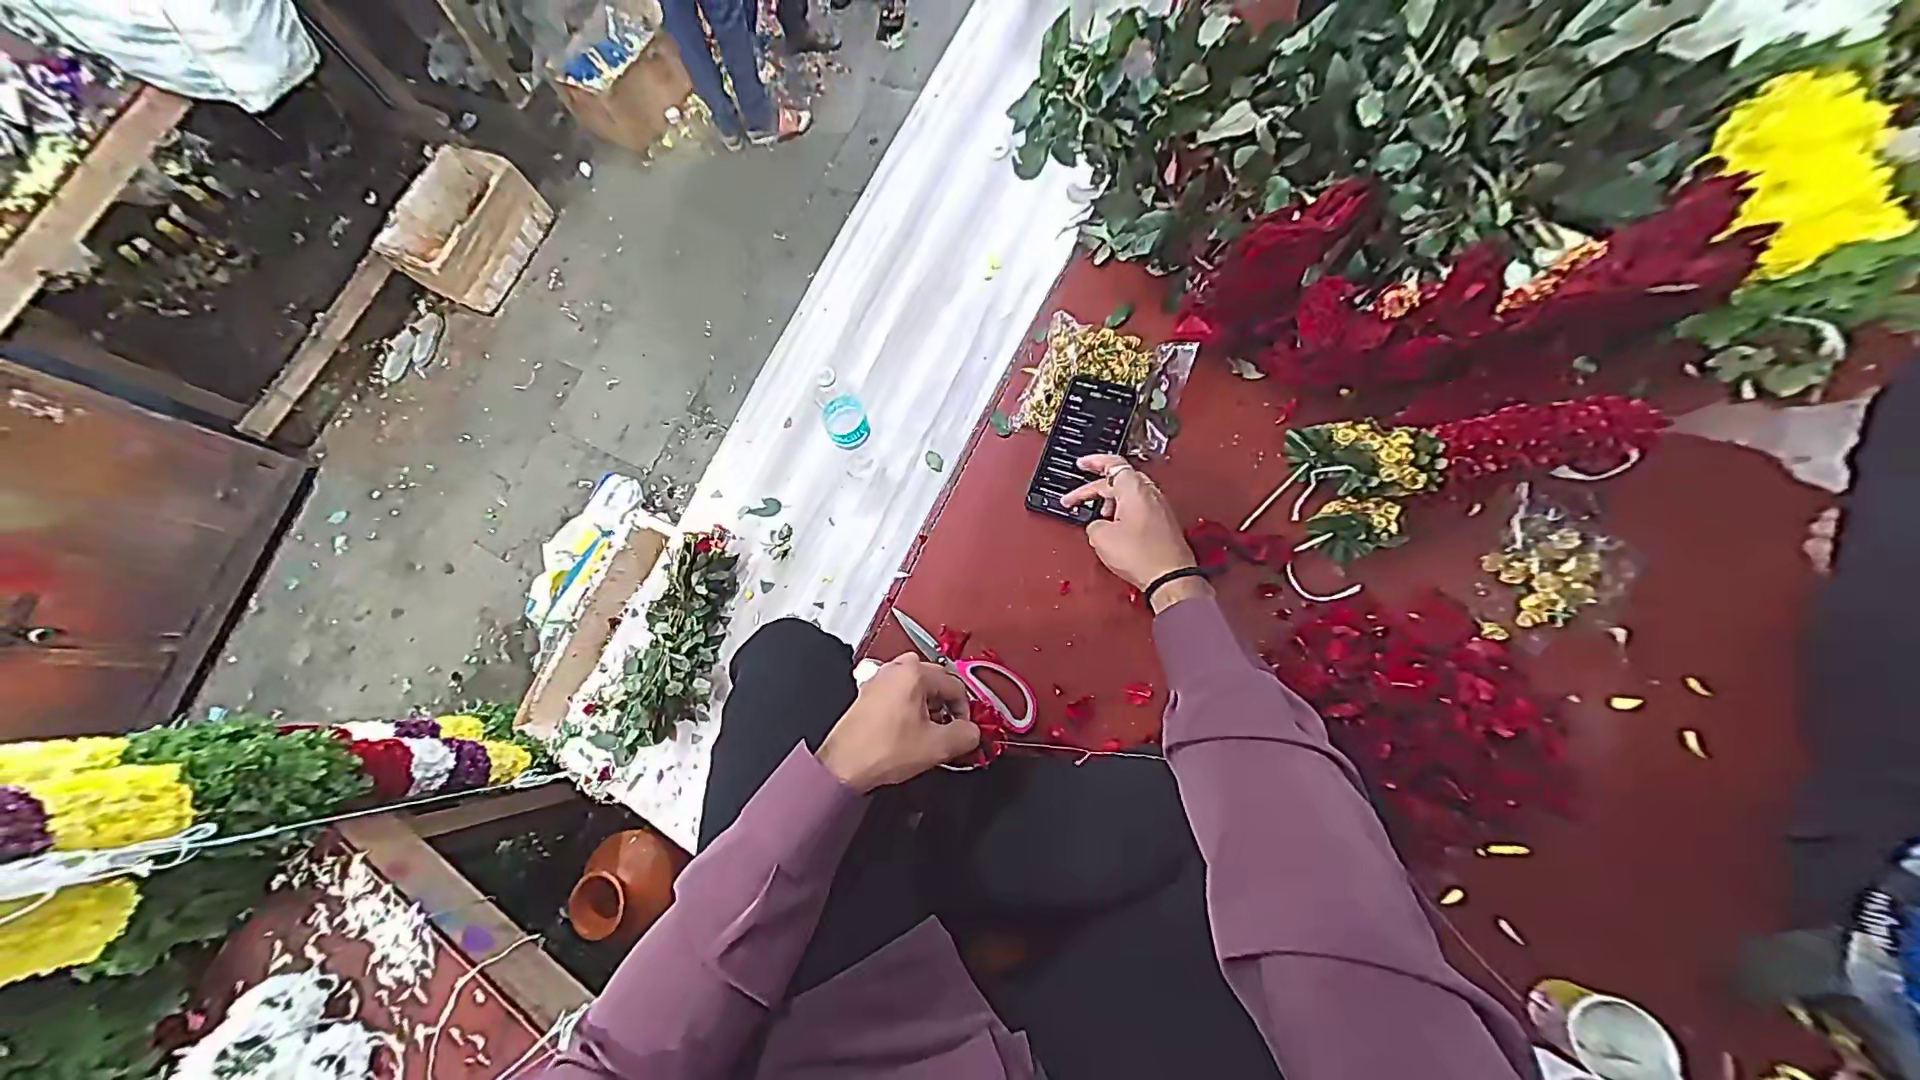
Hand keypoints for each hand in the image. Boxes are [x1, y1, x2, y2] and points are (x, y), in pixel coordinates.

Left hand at [817, 654, 978, 792]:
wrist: (844, 765)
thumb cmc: (880, 751)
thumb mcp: (938, 746)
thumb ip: (966, 734)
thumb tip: (972, 732)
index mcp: (914, 673)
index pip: (955, 685)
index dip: (965, 710)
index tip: (963, 728)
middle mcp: (895, 669)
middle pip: (937, 680)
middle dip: (946, 705)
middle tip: (948, 728)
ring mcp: (880, 678)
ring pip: (918, 685)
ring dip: (928, 704)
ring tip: (927, 730)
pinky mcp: (869, 692)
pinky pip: (899, 691)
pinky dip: (909, 705)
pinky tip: (907, 729)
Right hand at [1061, 454, 1210, 612]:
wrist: (1170, 576)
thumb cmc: (1142, 555)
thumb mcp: (1100, 537)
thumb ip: (1093, 524)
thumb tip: (1097, 525)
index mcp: (1133, 488)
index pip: (1112, 464)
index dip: (1094, 462)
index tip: (1082, 464)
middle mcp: (1149, 493)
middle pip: (1119, 479)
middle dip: (1096, 488)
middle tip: (1079, 496)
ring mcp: (1159, 506)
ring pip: (1129, 494)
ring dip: (1110, 501)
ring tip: (1098, 516)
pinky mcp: (1163, 521)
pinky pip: (1138, 507)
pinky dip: (1123, 512)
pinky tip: (1116, 527)